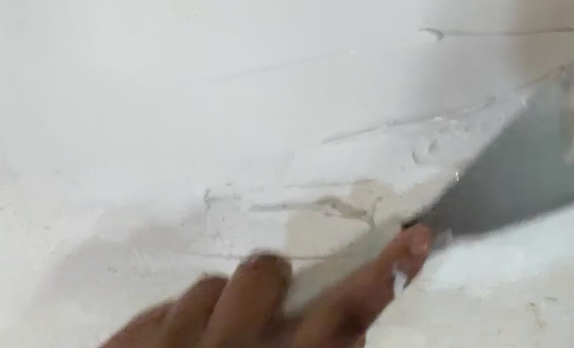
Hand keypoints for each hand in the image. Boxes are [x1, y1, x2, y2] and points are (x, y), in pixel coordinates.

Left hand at [98, 226, 430, 347]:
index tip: (419, 237)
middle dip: (271, 290)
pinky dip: (166, 331)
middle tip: (264, 326)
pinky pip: (154, 312)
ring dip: (216, 314)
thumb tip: (347, 341)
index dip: (388, 274)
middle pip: (264, 274)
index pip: (344, 317)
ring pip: (205, 287)